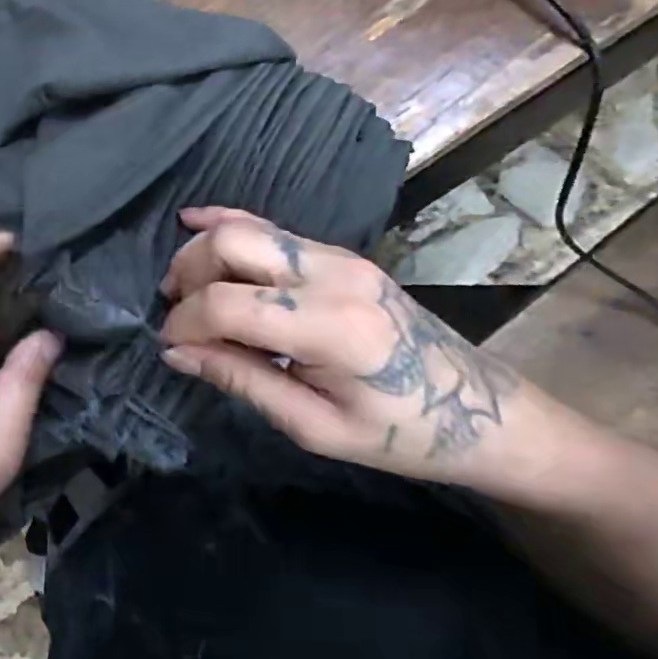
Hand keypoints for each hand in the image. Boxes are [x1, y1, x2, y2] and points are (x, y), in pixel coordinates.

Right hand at [157, 207, 582, 495]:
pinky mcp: (339, 253)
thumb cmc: (404, 436)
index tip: (168, 347)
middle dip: (185, 274)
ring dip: (200, 254)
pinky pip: (268, 225)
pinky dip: (225, 223)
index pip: (225, 305)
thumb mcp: (315, 428)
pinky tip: (193, 222)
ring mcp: (338, 256)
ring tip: (182, 290)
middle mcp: (332, 275)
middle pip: (228, 245)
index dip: (182, 323)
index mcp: (331, 328)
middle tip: (173, 313)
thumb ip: (240, 380)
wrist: (489, 414)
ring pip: (243, 228)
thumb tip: (175, 352)